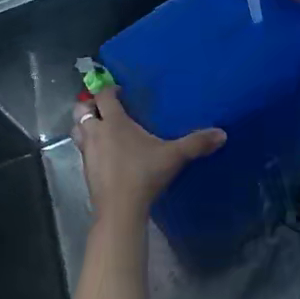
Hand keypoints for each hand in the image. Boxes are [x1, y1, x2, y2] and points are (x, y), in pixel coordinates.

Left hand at [72, 87, 224, 221]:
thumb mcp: (174, 157)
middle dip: (89, 105)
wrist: (120, 208)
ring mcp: (87, 152)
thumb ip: (196, 143)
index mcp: (114, 122)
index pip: (104, 96)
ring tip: (101, 129)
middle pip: (81, 110)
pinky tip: (105, 155)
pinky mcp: (86, 170)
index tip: (120, 91)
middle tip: (104, 108)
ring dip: (84, 125)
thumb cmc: (144, 174)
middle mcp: (96, 132)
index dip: (109, 90)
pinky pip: (82, 150)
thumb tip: (222, 134)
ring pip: (77, 130)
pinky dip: (89, 147)